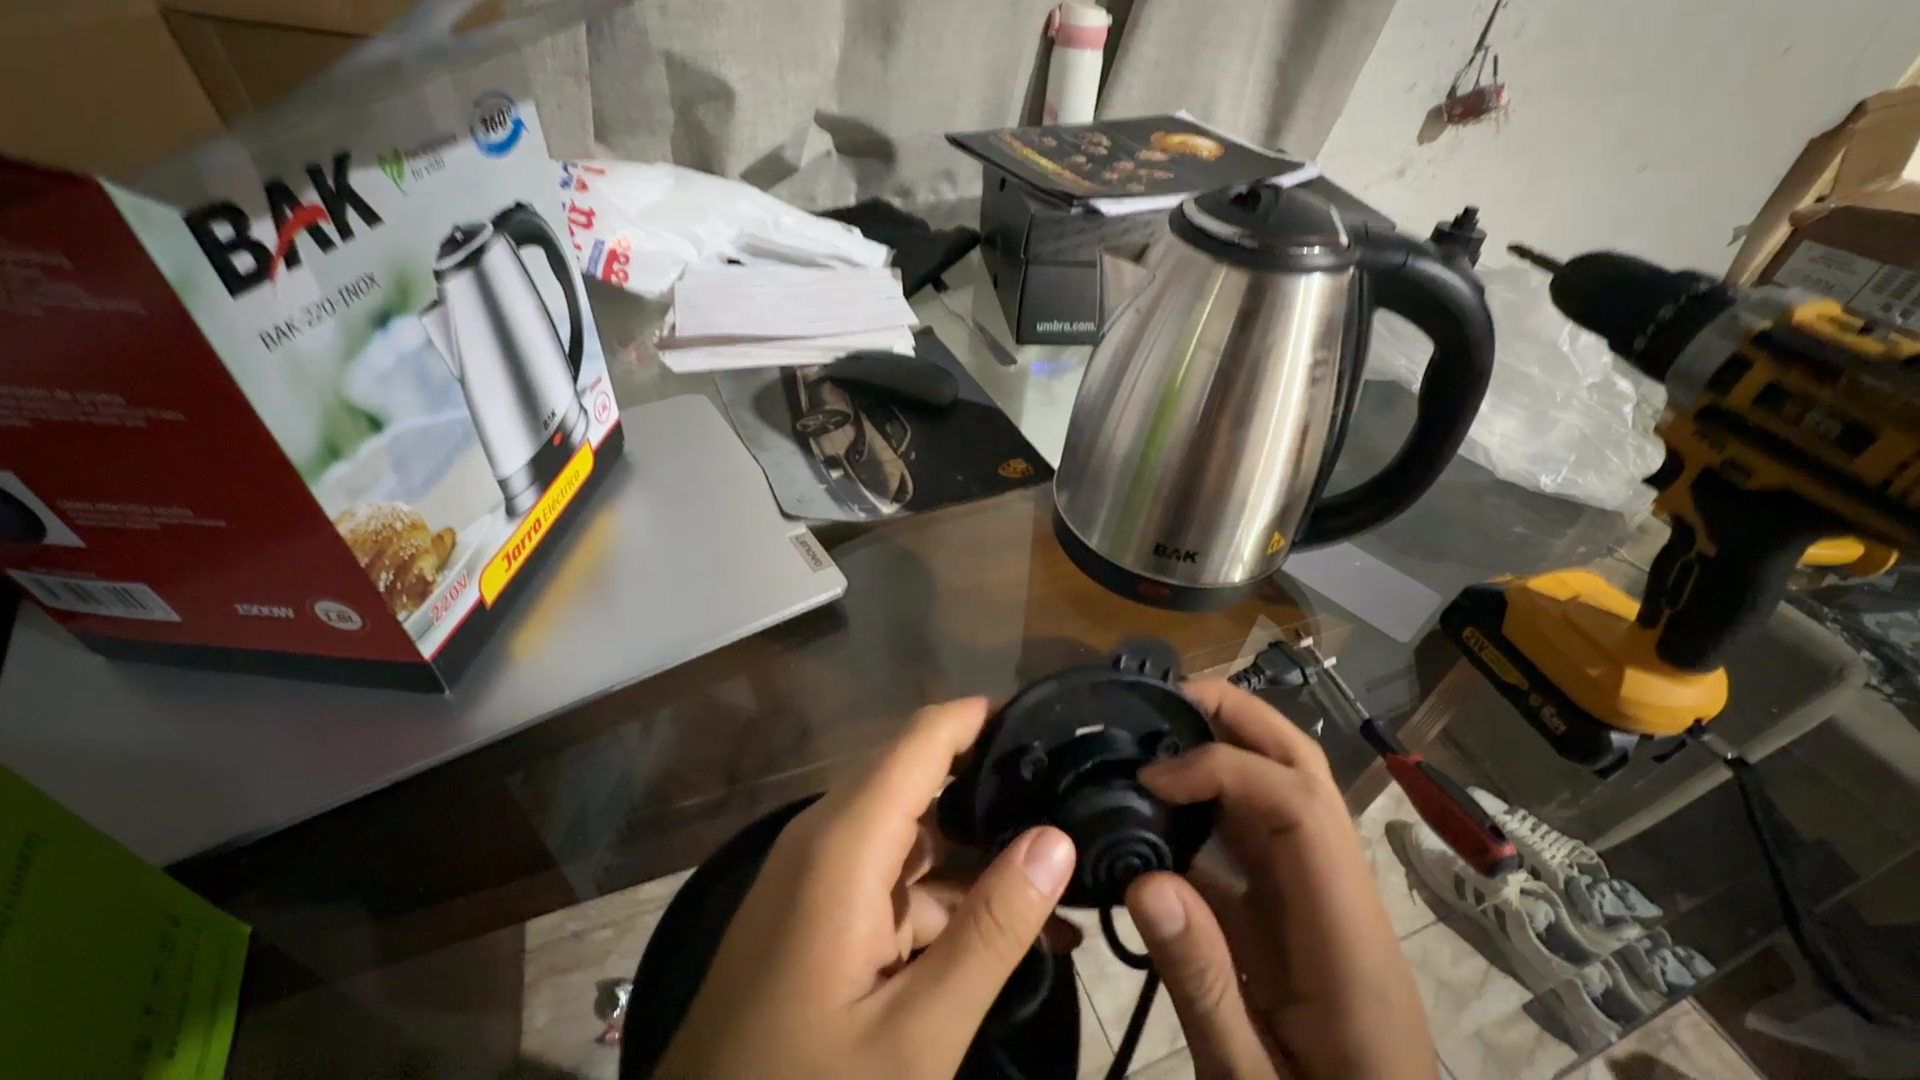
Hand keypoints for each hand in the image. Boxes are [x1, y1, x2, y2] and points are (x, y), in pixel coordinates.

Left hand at [657, 698, 1078, 1079]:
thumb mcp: (916, 1032)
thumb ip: (990, 931)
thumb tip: (1055, 837)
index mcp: (842, 844)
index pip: (923, 737)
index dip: (986, 717)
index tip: (1055, 724)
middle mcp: (823, 839)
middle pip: (920, 777)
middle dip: (995, 784)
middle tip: (1075, 799)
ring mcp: (814, 876)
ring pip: (911, 834)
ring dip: (979, 852)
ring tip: (1062, 875)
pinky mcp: (815, 911)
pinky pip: (890, 880)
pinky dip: (944, 897)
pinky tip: (1005, 932)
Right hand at [1122, 679, 1436, 1079]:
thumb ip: (1203, 985)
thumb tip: (1144, 880)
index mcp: (1346, 938)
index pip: (1299, 808)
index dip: (1222, 769)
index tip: (1148, 778)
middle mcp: (1341, 901)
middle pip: (1307, 777)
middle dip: (1241, 720)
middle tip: (1163, 698)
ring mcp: (1320, 910)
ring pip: (1280, 802)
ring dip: (1222, 756)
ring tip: (1149, 741)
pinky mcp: (1295, 927)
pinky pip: (1251, 854)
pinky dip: (1204, 820)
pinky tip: (1152, 823)